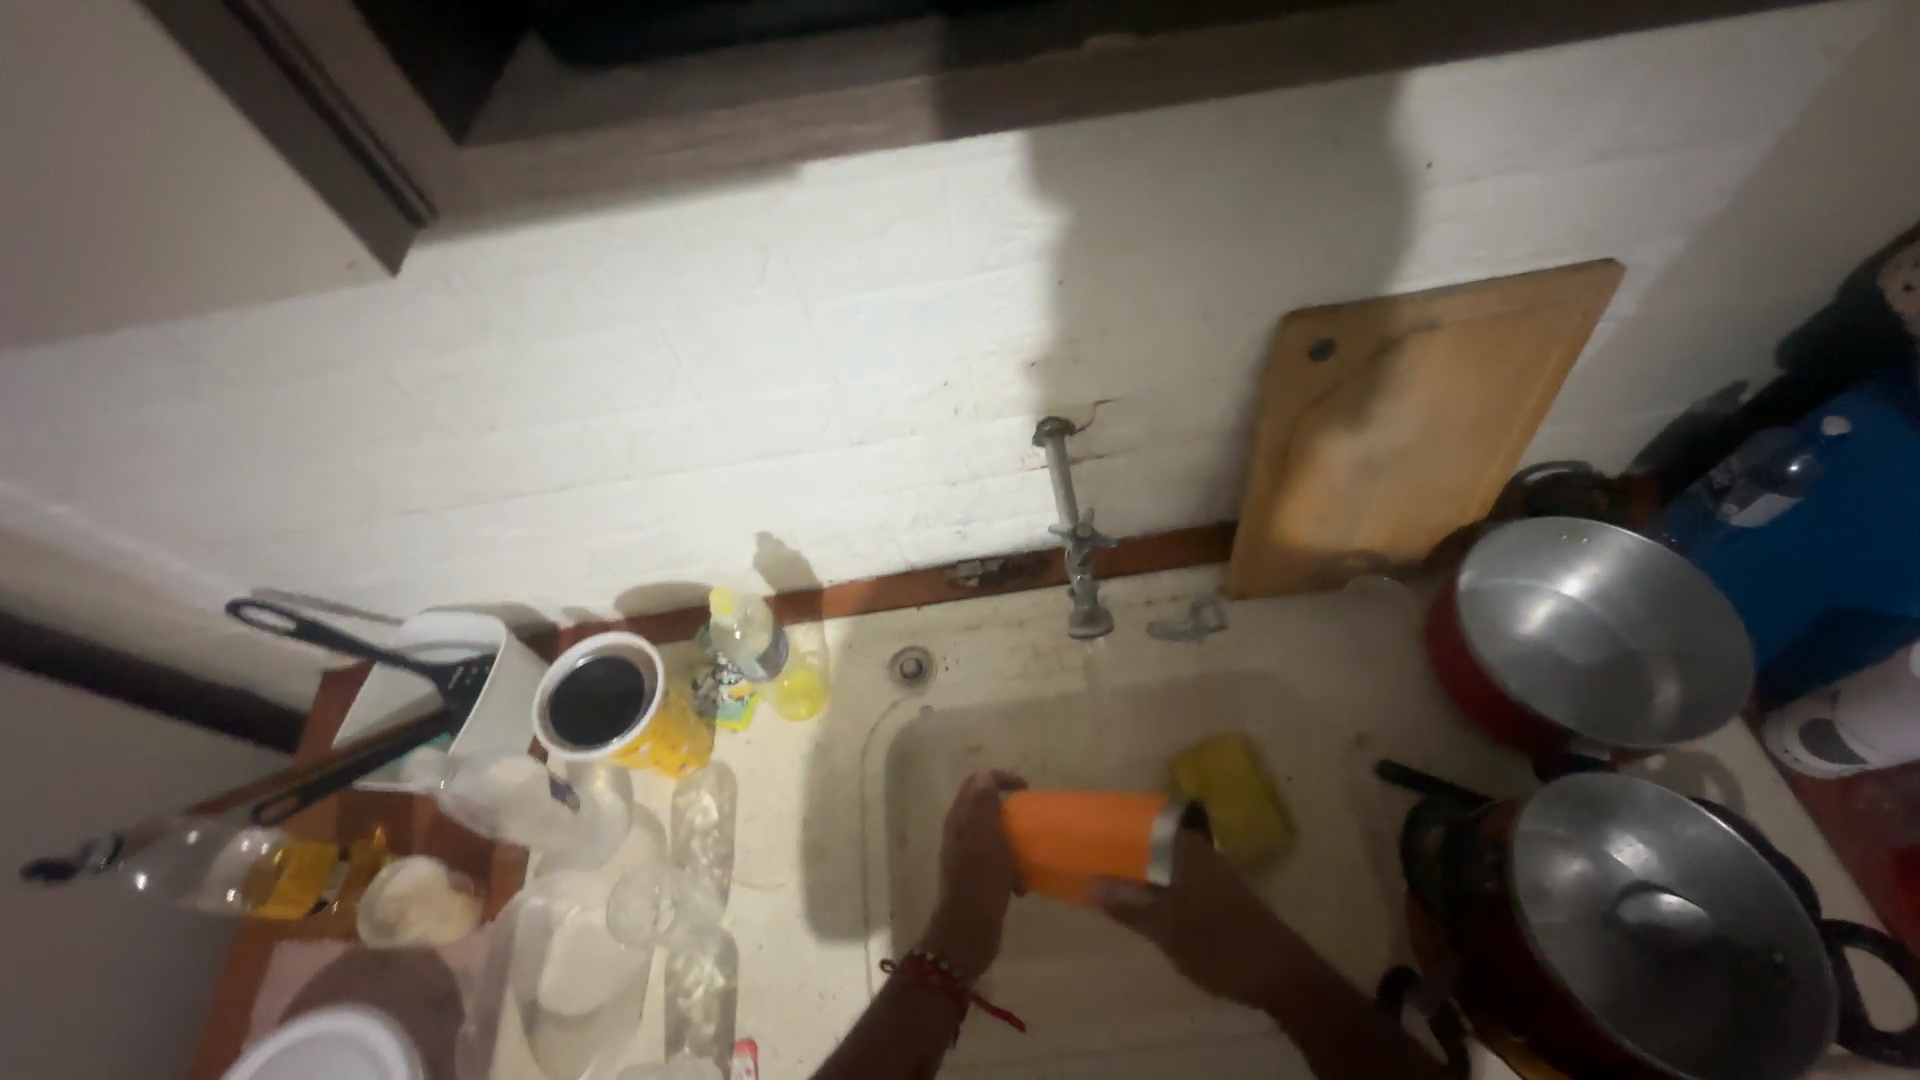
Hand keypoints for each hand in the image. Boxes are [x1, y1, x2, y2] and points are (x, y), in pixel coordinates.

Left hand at [918, 769, 1027, 982]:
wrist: (968, 933)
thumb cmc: (979, 883)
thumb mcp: (985, 839)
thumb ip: (984, 805)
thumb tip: (986, 775)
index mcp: (959, 819)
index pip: (977, 783)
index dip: (1001, 778)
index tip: (1026, 789)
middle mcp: (959, 833)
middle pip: (985, 807)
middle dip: (1010, 809)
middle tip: (1031, 818)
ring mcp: (967, 857)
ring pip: (994, 835)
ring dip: (1014, 841)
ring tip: (1028, 853)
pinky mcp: (977, 879)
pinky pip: (998, 861)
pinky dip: (1012, 866)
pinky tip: (1022, 884)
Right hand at [1091, 831, 1295, 1009]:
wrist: (1282, 976)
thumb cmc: (1220, 944)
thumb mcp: (1167, 929)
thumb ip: (1129, 906)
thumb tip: (1092, 883)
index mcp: (1185, 849)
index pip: (1143, 822)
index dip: (1115, 825)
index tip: (1088, 831)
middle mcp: (1199, 853)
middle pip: (1151, 843)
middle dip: (1123, 851)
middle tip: (1090, 860)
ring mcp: (1211, 874)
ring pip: (1164, 864)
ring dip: (1139, 872)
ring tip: (1108, 882)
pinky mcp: (1218, 897)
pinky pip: (1177, 881)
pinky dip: (1157, 887)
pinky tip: (1142, 905)